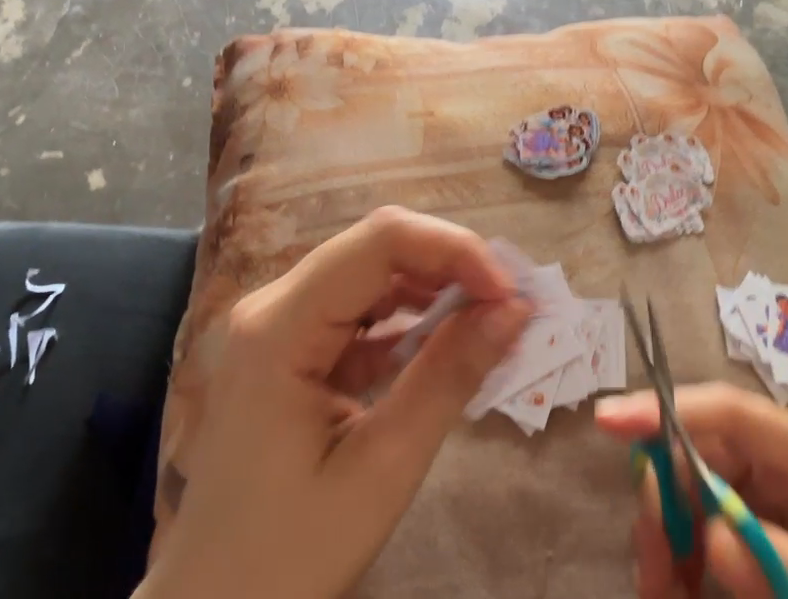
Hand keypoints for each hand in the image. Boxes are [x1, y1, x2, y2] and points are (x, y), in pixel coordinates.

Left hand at [138, 207, 531, 598]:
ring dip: (435, 289)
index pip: (378, 241)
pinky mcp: (291, 351)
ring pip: (370, 275)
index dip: (454, 250)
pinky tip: (449, 342)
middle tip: (513, 305)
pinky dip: (408, 322)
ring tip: (492, 320)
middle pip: (374, 249)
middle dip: (451, 265)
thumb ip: (449, 376)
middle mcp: (272, 306)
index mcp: (280, 325)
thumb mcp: (384, 465)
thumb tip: (515, 310)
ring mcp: (277, 326)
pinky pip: (358, 314)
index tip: (510, 294)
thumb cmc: (292, 547)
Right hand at [595, 384, 787, 598]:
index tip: (610, 421)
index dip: (670, 409)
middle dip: (663, 505)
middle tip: (653, 574)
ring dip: (661, 541)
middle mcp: (780, 461)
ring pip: (678, 485)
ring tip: (664, 592)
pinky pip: (682, 519)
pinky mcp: (739, 513)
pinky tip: (674, 591)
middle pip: (694, 448)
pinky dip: (668, 558)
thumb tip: (718, 533)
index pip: (734, 414)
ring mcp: (756, 486)